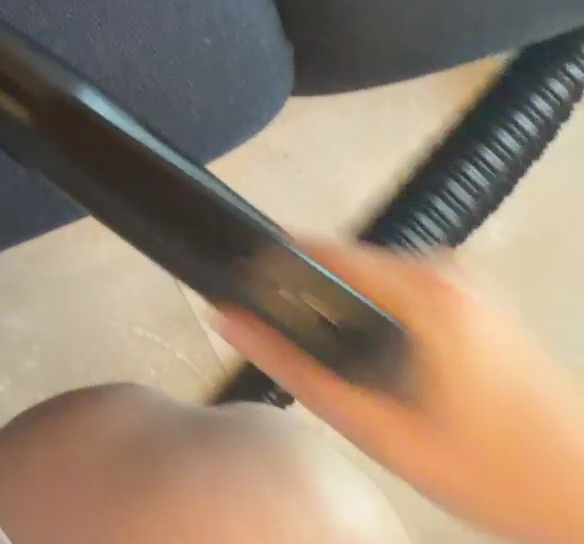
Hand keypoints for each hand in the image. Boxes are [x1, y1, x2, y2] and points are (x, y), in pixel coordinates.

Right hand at [219, 242, 583, 543]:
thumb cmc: (497, 473)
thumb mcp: (379, 430)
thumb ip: (293, 368)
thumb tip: (223, 316)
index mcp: (421, 289)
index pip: (304, 248)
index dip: (261, 273)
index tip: (238, 305)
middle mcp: (444, 270)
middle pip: (329, 262)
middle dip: (302, 303)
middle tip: (298, 359)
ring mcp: (465, 283)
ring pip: (357, 278)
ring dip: (335, 314)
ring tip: (345, 372)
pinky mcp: (475, 299)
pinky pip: (390, 289)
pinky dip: (369, 318)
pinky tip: (382, 370)